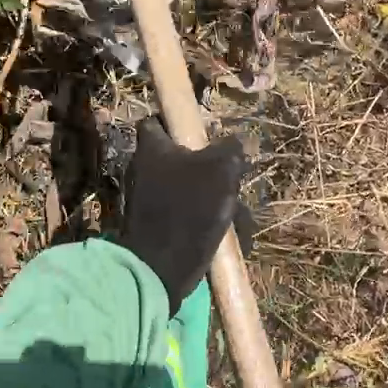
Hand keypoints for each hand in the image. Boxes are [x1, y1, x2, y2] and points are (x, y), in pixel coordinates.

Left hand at [120, 119, 249, 313]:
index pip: (155, 122)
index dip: (176, 122)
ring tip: (241, 218)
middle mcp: (147, 170)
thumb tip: (234, 142)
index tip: (202, 132)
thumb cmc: (188, 207)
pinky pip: (190, 214)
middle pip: (184, 158)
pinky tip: (232, 236)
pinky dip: (209, 222)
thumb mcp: (219, 170)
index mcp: (153, 149)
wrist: (162, 265)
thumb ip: (229, 150)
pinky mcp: (160, 225)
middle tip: (234, 180)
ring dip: (219, 200)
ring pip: (193, 189)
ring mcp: (152, 199)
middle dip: (214, 170)